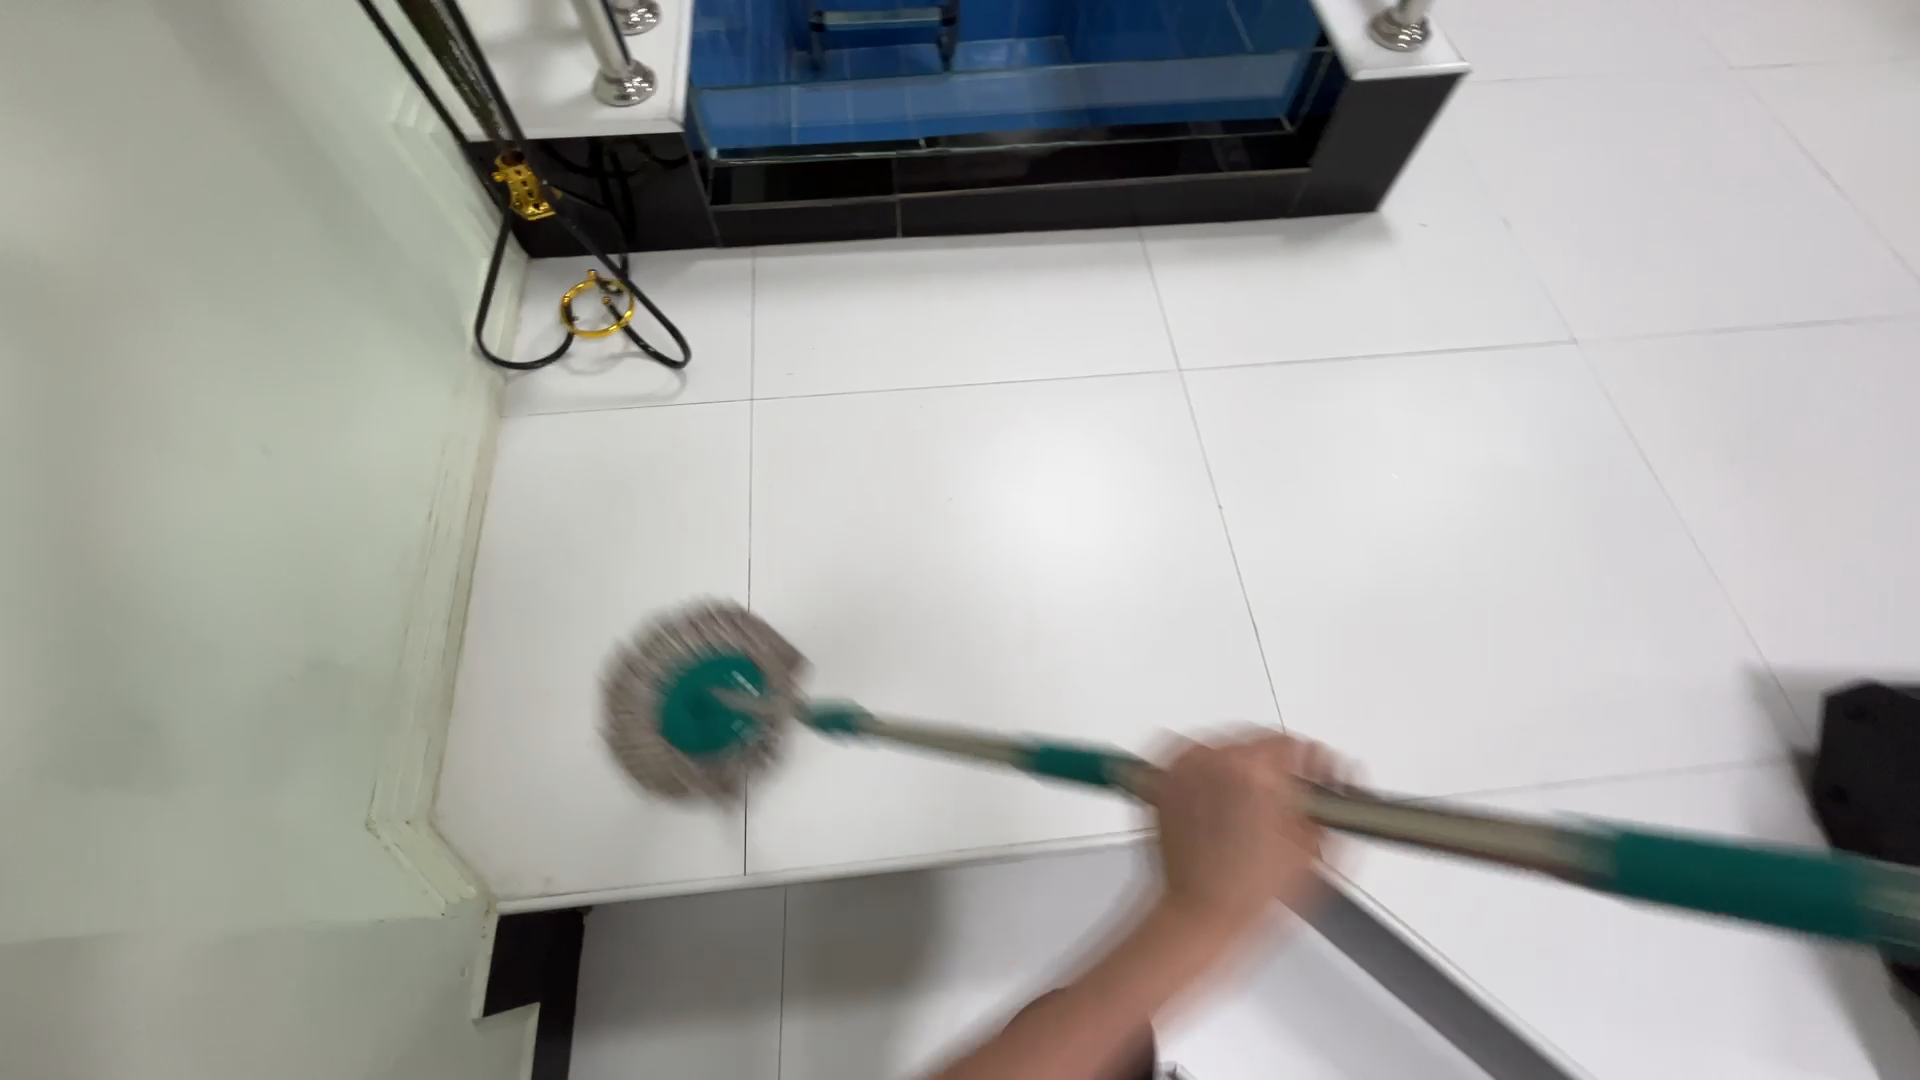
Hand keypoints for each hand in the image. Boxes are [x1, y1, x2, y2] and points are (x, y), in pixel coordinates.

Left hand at [1147, 731, 1341, 943]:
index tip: (1317, 778)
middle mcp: (1216, 760)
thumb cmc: (1248, 893)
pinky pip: (1190, 754)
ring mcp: (1185, 766)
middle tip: (1285, 797)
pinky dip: (1205, 766)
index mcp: (1256, 772)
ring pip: (1224, 746)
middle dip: (1276, 767)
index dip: (1312, 765)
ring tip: (1249, 803)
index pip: (1293, 744)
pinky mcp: (1163, 777)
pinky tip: (1218, 792)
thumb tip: (1342, 783)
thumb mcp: (1312, 850)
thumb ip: (1333, 808)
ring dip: (1241, 766)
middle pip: (1257, 742)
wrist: (1199, 911)